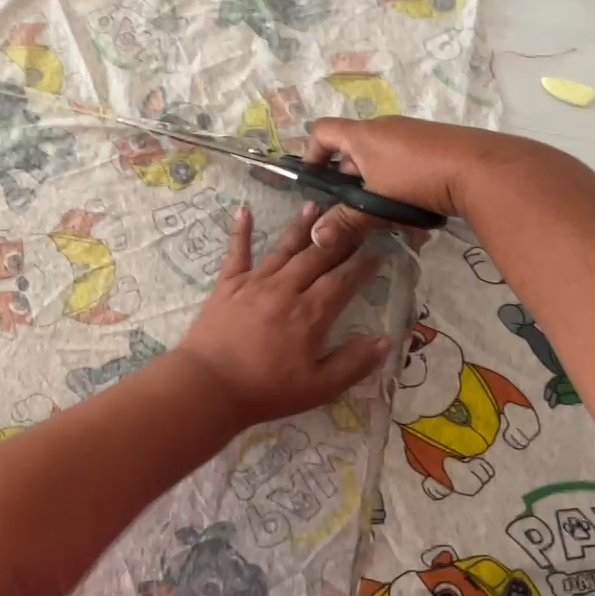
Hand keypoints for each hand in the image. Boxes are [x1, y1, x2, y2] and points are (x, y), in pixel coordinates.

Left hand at [173, 203, 390, 427]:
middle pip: (315, 258)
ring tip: (314, 205)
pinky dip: (240, 231)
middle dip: (337, 238)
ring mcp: (252, 283)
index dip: (362, 265)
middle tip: (353, 219)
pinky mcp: (226, 284)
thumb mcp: (320, 387)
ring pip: (281, 249)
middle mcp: (283, 289)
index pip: (342, 281)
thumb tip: (385, 339)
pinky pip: (235, 252)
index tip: (379, 250)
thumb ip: (354, 362)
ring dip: (299, 227)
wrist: (210, 383)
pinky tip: (243, 210)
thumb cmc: (267, 389)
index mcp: (310, 314)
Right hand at [303, 117, 561, 242]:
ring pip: (384, 158)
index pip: (322, 131)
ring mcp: (416, 133)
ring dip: (380, 182)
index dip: (312, 152)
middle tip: (356, 204)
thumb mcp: (376, 202)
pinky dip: (407, 180)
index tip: (316, 178)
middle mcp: (386, 127)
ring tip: (392, 211)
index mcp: (362, 134)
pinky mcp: (442, 143)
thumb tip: (316, 237)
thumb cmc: (419, 178)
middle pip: (354, 148)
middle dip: (351, 177)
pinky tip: (422, 206)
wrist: (489, 170)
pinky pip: (411, 160)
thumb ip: (345, 219)